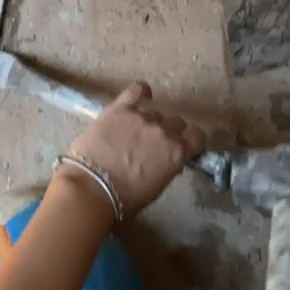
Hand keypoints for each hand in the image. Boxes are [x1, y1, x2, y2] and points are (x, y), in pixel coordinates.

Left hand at [63, 82, 205, 216]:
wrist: (91, 189)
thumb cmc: (124, 199)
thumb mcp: (156, 188)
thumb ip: (168, 167)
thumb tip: (168, 158)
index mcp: (177, 153)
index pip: (197, 137)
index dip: (191, 141)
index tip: (183, 146)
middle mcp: (164, 131)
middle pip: (176, 123)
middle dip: (168, 133)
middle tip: (152, 145)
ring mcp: (142, 117)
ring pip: (155, 112)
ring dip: (149, 121)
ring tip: (132, 133)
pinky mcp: (119, 108)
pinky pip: (136, 90)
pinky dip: (141, 91)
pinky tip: (140, 95)